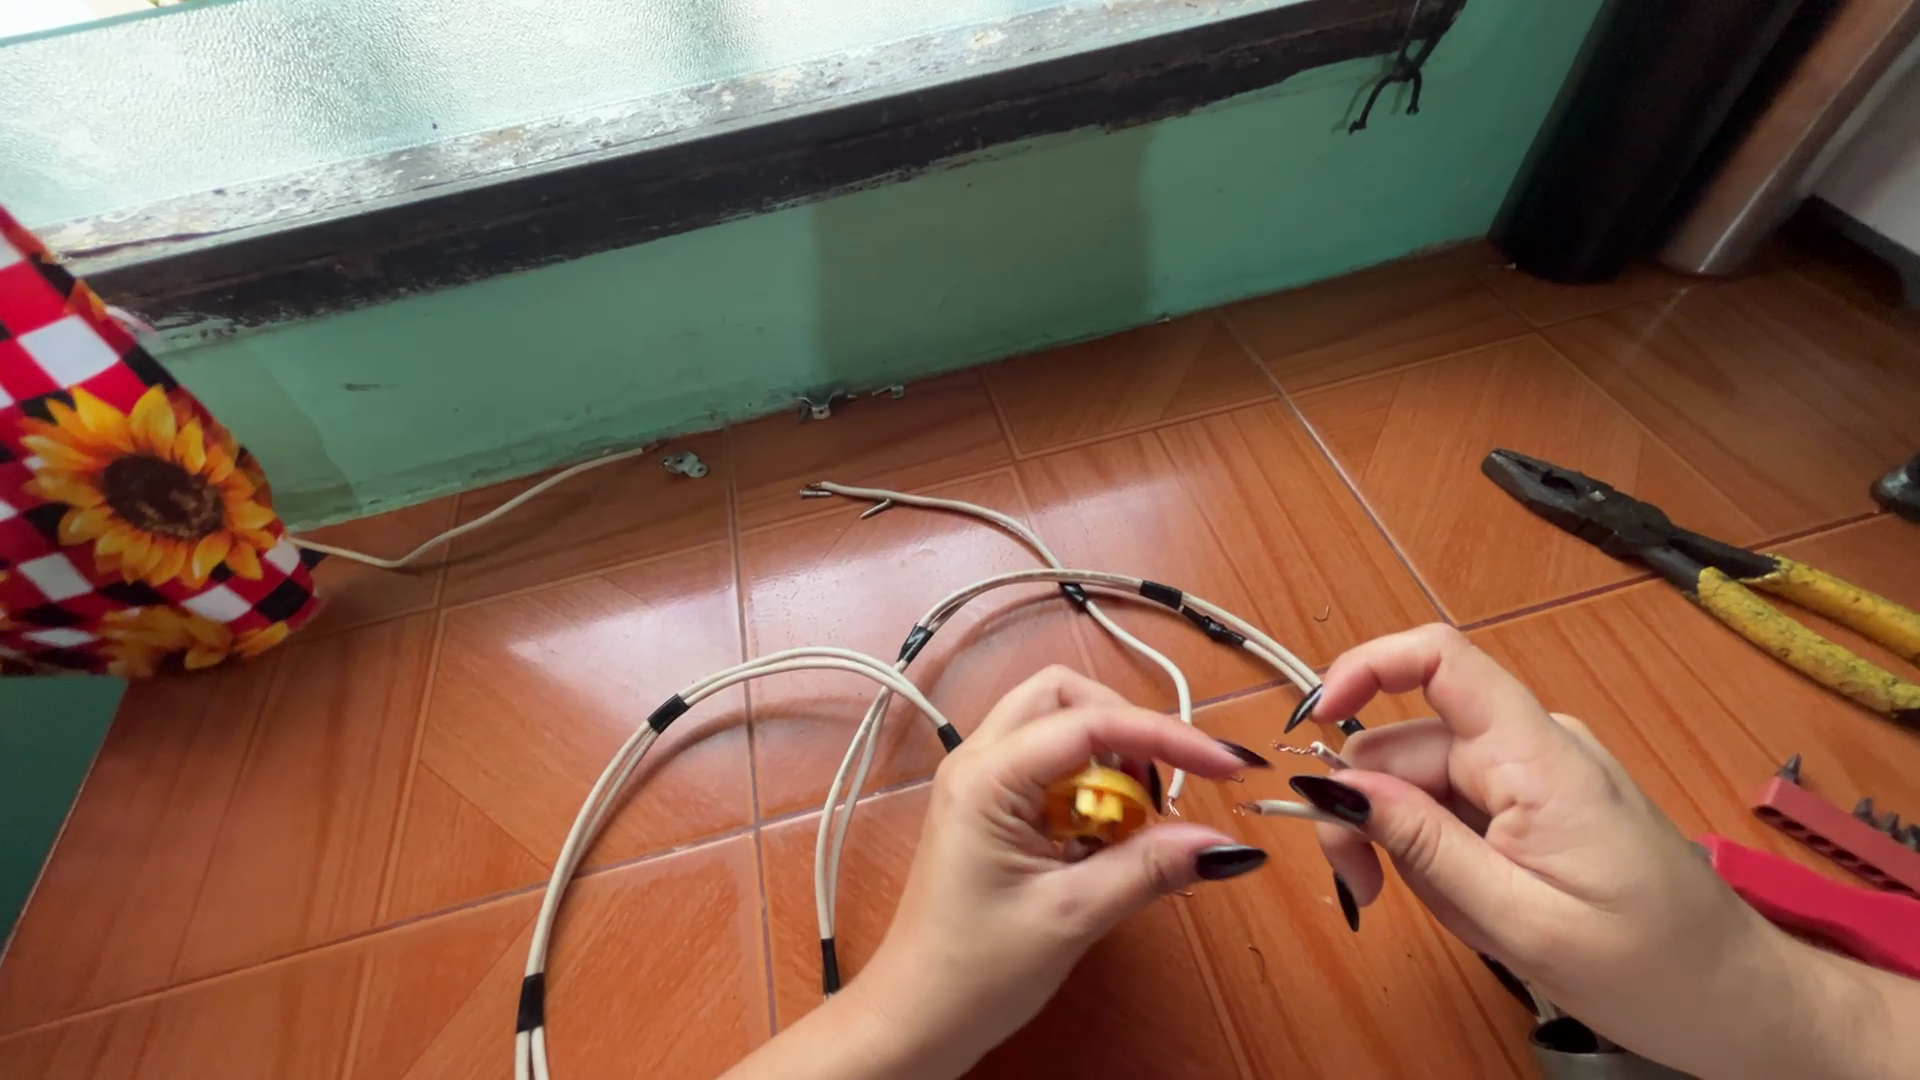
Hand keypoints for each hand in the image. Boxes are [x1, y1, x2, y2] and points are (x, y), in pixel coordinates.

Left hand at [850, 665, 1271, 1075]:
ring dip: (1107, 753)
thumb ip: (1147, 868)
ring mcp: (981, 776)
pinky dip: (1088, 780)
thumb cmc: (977, 971)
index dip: (1163, 734)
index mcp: (986, 776)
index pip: (1088, 722)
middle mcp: (977, 758)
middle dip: (1124, 726)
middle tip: (1162, 786)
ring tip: (1134, 817)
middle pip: (1063, 695)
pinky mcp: (991, 800)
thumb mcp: (1071, 916)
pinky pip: (1049, 761)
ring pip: (1055, 721)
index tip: (1225, 764)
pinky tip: (1104, 831)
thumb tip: (1225, 843)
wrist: (917, 1016)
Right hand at [1301, 624, 1838, 1076]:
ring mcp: (1520, 768)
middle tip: (1357, 883)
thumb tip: (1331, 786)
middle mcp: (1523, 743)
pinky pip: (1436, 798)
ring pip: (1407, 777)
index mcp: (1537, 757)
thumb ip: (1421, 844)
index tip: (1311, 717)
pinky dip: (1417, 841)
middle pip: (1401, 742)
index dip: (1364, 665)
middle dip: (1360, 806)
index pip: (1441, 658)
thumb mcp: (1521, 919)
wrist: (1747, 1009)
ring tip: (1403, 899)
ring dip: (1387, 834)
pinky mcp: (1517, 794)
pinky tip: (1443, 889)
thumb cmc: (1654, 971)